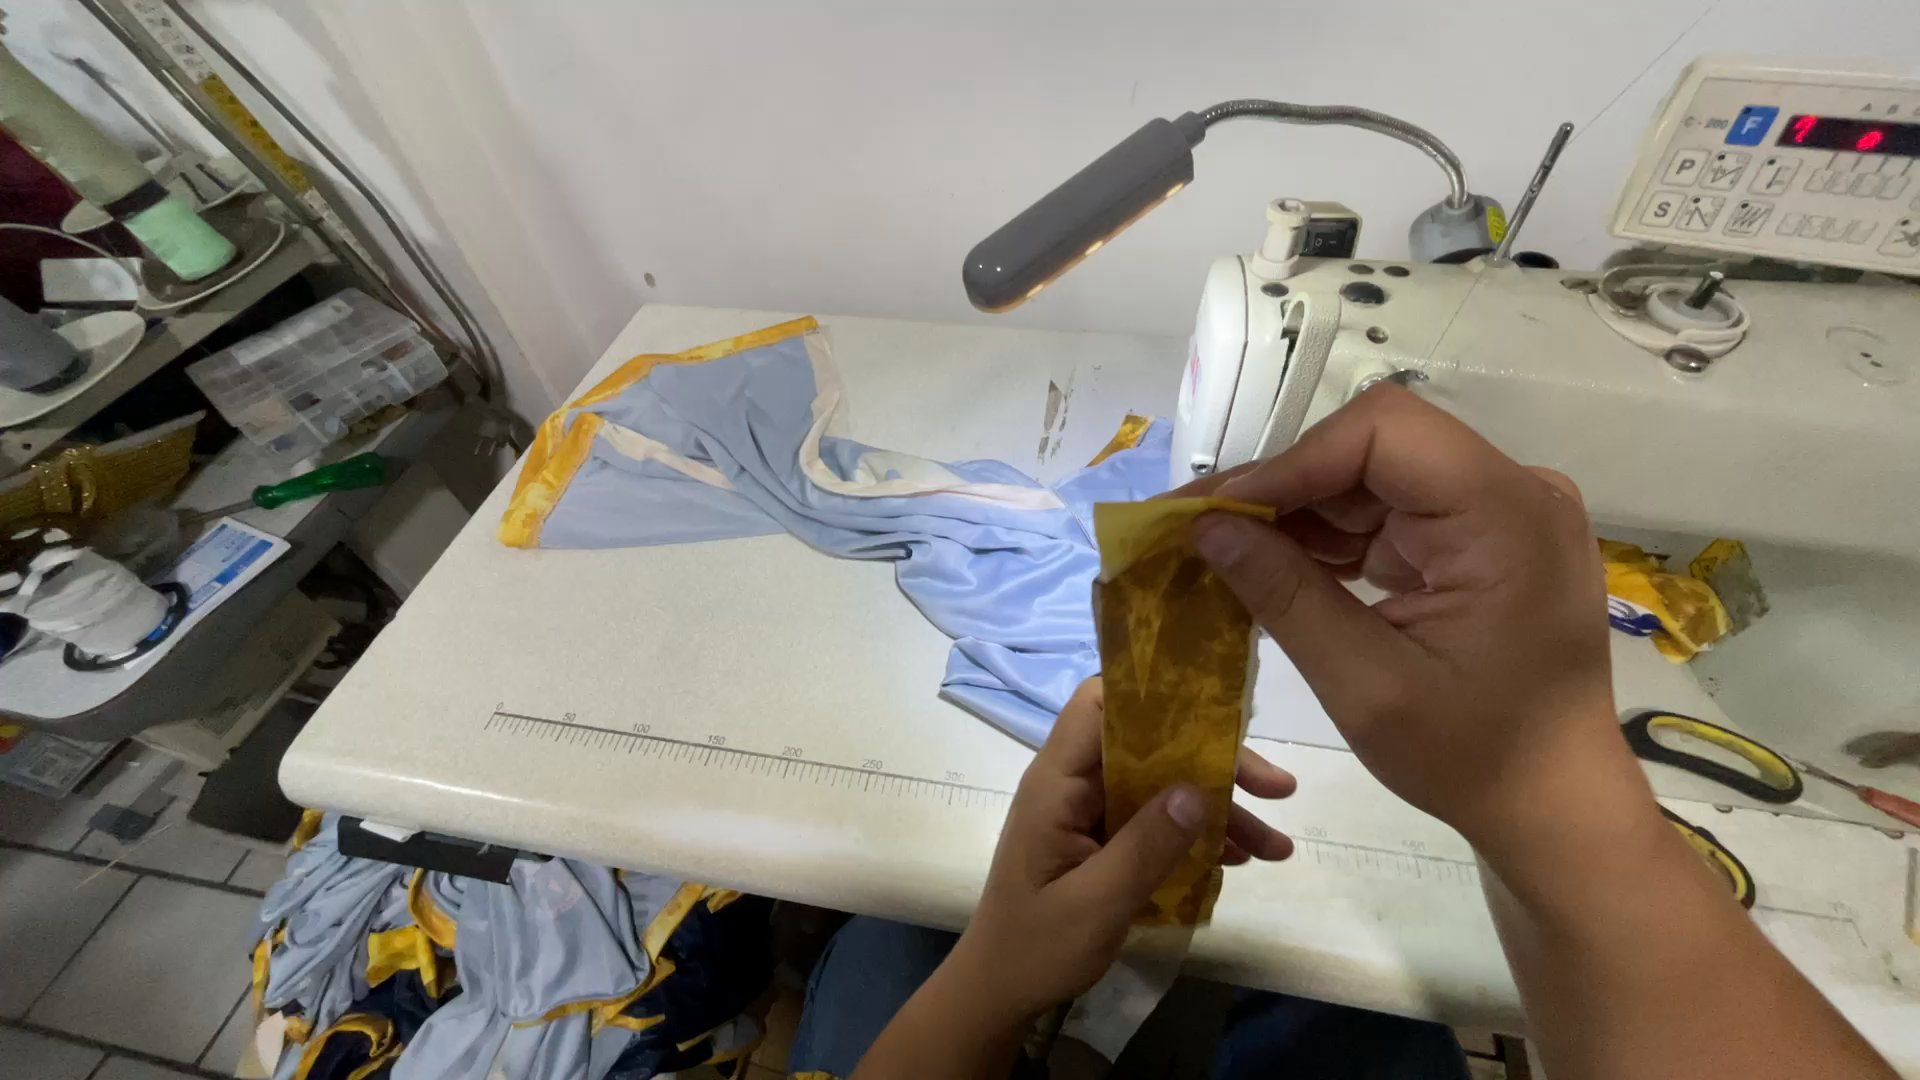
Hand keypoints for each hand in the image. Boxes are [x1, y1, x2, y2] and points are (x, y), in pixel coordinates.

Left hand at [947, 677, 1294, 1019]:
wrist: (1001, 989)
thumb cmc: (1037, 944)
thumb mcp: (1097, 901)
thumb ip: (1145, 845)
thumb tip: (1197, 789)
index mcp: (1058, 781)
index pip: (1097, 705)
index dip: (1149, 696)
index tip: (1213, 713)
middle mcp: (1074, 783)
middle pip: (1146, 746)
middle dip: (1212, 762)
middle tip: (1276, 789)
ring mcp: (1088, 810)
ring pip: (1158, 786)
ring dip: (1215, 808)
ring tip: (1277, 847)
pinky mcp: (1101, 838)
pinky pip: (1153, 820)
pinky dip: (1195, 835)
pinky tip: (1237, 861)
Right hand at [1185, 385, 1643, 852]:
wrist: (1549, 802)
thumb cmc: (1470, 755)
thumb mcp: (1363, 682)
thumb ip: (1283, 595)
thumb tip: (1205, 527)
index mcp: (1504, 516)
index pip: (1382, 432)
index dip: (1290, 462)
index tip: (1220, 513)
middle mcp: (1504, 491)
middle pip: (1365, 449)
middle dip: (1276, 487)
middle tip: (1193, 525)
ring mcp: (1484, 512)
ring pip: (1358, 478)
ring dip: (1287, 512)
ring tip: (1216, 546)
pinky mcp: (1461, 536)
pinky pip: (1372, 513)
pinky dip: (1315, 537)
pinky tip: (1265, 564)